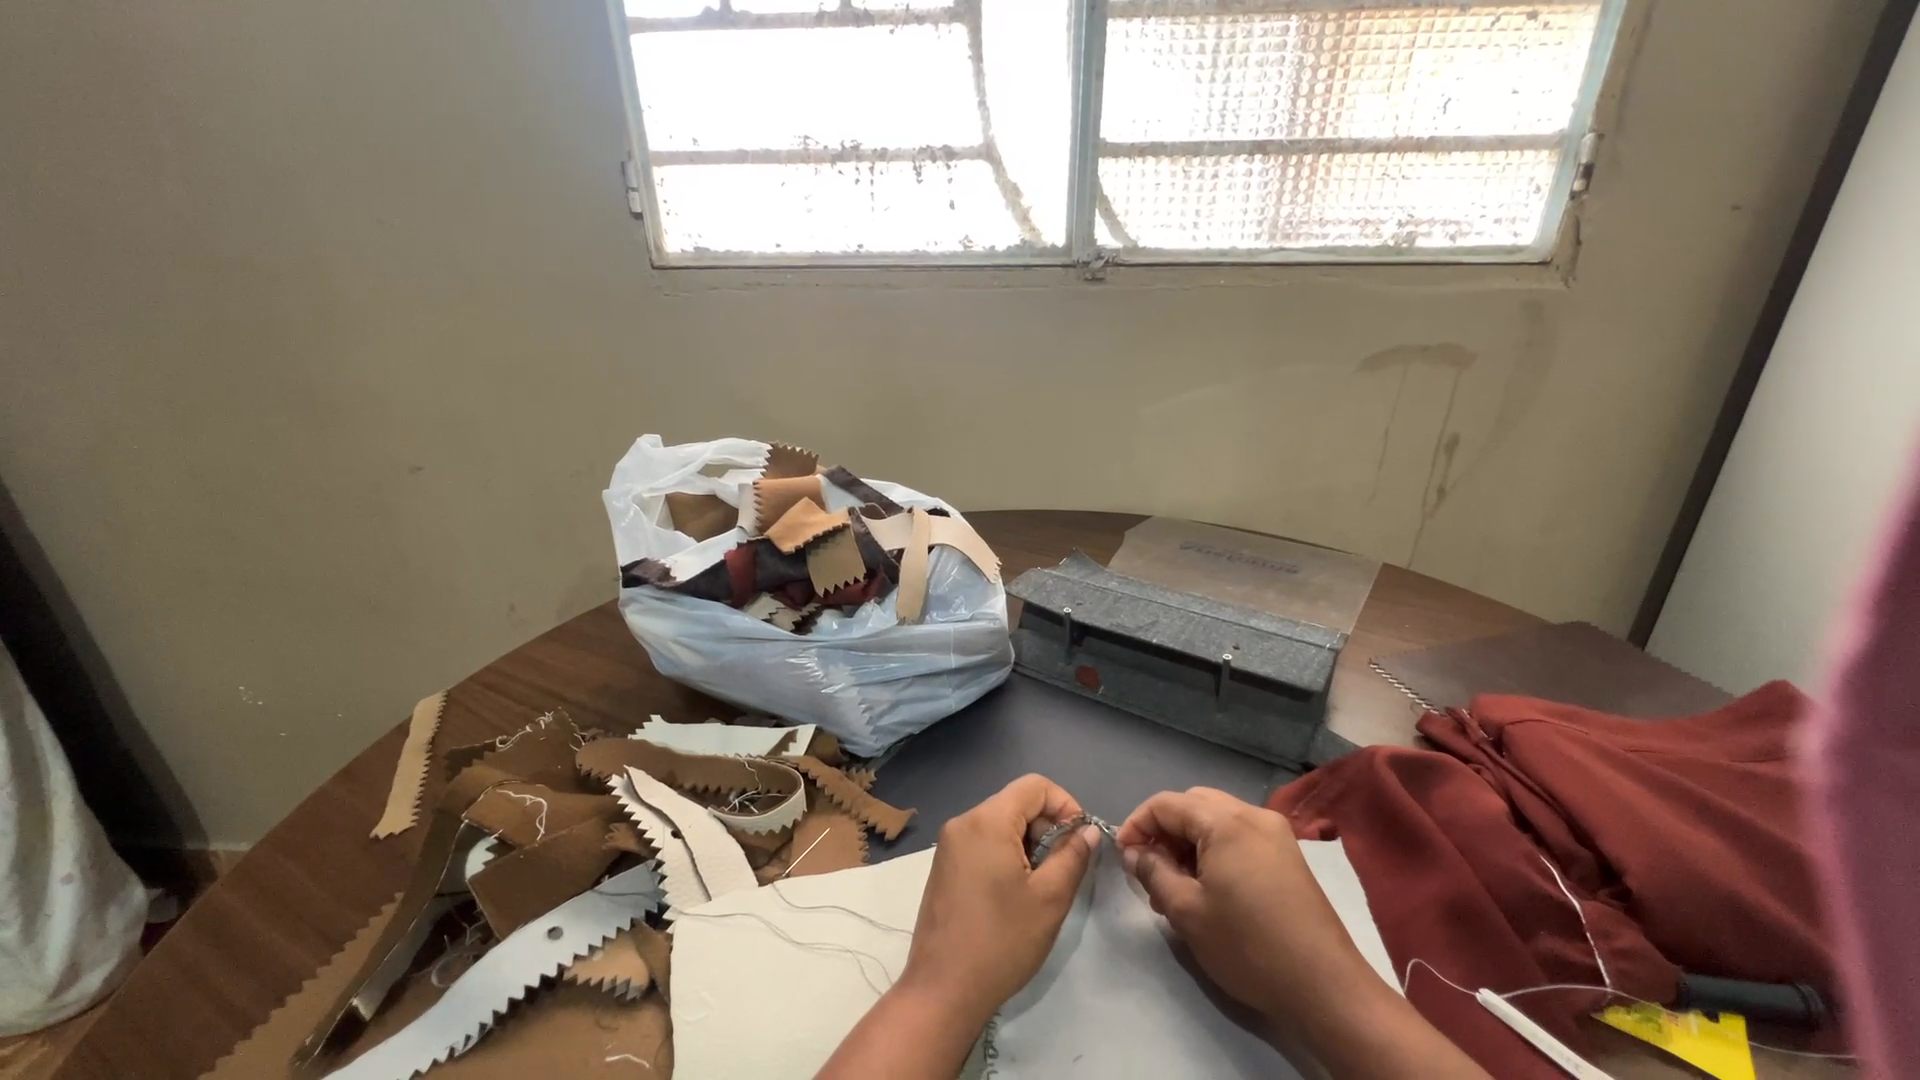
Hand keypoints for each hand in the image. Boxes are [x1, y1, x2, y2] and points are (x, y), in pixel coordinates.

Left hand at [896, 774, 1098, 1027]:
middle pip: (1016, 803)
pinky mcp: (944, 866)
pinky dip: (1006, 855)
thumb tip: (1086, 831)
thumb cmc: (1001, 941)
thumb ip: (1072, 856)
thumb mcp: (1050, 898)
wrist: (943, 989)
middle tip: (1061, 870)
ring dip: (1028, 844)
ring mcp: (949, 845)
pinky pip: (983, 843)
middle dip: (1046, 828)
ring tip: (1039, 886)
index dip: (1065, 805)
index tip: (1079, 842)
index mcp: (986, 820)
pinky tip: (1014, 894)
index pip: (1035, 786)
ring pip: (1000, 824)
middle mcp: (963, 822)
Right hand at [1116, 787, 1371, 1021]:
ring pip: (1216, 820)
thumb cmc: (1248, 946)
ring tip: (1175, 886)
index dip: (1137, 825)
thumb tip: (1135, 853)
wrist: (1324, 986)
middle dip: (1164, 831)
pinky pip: (1239, 836)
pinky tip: (1207, 887)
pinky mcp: (1287, 856)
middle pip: (1193, 805)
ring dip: (1188, 842)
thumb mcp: (1186, 910)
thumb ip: (1153, 872)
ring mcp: (1275, 834)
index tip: (1123, 858)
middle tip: (1148, 869)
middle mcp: (1253, 815)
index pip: (1166, 804)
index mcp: (1227, 822)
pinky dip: (1214, 850)